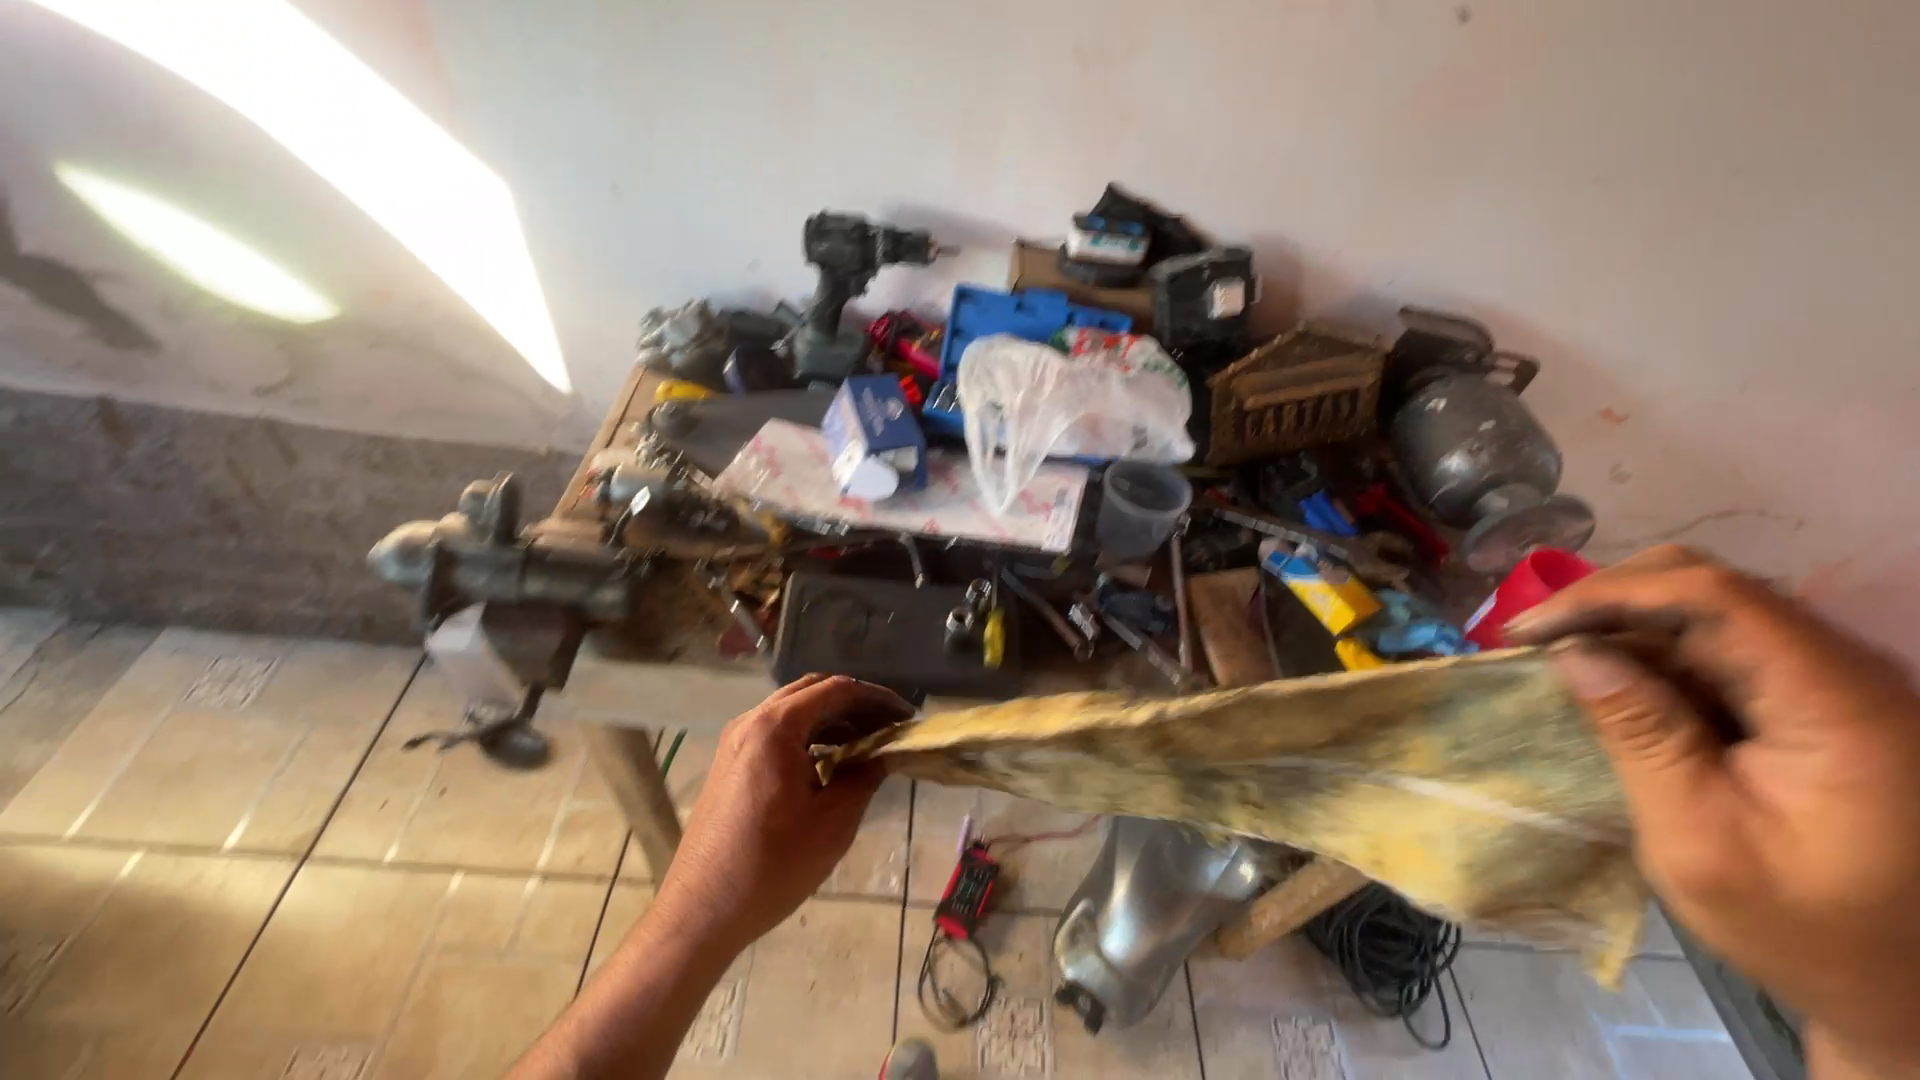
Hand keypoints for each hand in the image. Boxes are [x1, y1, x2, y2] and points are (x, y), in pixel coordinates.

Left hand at [649, 675, 915, 954]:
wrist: (702, 911)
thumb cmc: (772, 866)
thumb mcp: (833, 822)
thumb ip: (864, 776)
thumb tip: (883, 754)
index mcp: (775, 727)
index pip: (836, 689)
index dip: (876, 698)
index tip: (906, 715)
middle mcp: (750, 722)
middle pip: (812, 691)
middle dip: (855, 703)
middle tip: (889, 726)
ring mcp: (735, 742)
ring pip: (792, 711)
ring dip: (832, 719)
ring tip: (868, 743)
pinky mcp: (730, 763)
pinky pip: (776, 732)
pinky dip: (809, 736)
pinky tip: (832, 762)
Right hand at [1507, 546, 1919, 1074]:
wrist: (1908, 987)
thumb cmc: (1805, 930)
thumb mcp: (1700, 842)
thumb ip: (1639, 735)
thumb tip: (1571, 652)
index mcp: (1839, 706)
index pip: (1713, 597)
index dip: (1606, 595)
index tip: (1524, 631)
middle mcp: (1849, 673)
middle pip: (1711, 586)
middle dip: (1608, 600)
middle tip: (1533, 641)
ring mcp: (1836, 684)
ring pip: (1710, 607)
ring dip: (1624, 625)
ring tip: (1555, 657)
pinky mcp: (1817, 701)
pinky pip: (1722, 646)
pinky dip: (1652, 653)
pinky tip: (1609, 680)